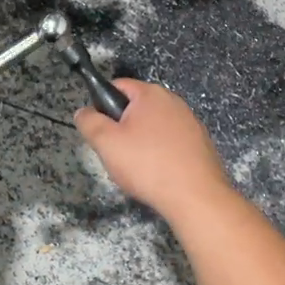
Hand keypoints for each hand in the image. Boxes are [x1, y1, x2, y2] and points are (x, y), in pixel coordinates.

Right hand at [74, 79, 238, 220]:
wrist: (197, 198)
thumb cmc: (147, 164)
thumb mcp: (105, 142)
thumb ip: (88, 121)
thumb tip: (83, 112)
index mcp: (151, 94)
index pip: (117, 86)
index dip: (102, 104)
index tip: (99, 129)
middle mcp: (174, 102)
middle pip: (136, 107)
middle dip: (121, 126)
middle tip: (115, 151)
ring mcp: (191, 123)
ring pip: (153, 126)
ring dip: (140, 141)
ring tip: (137, 167)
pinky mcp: (201, 145)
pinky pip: (170, 142)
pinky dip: (160, 153)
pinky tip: (157, 174)